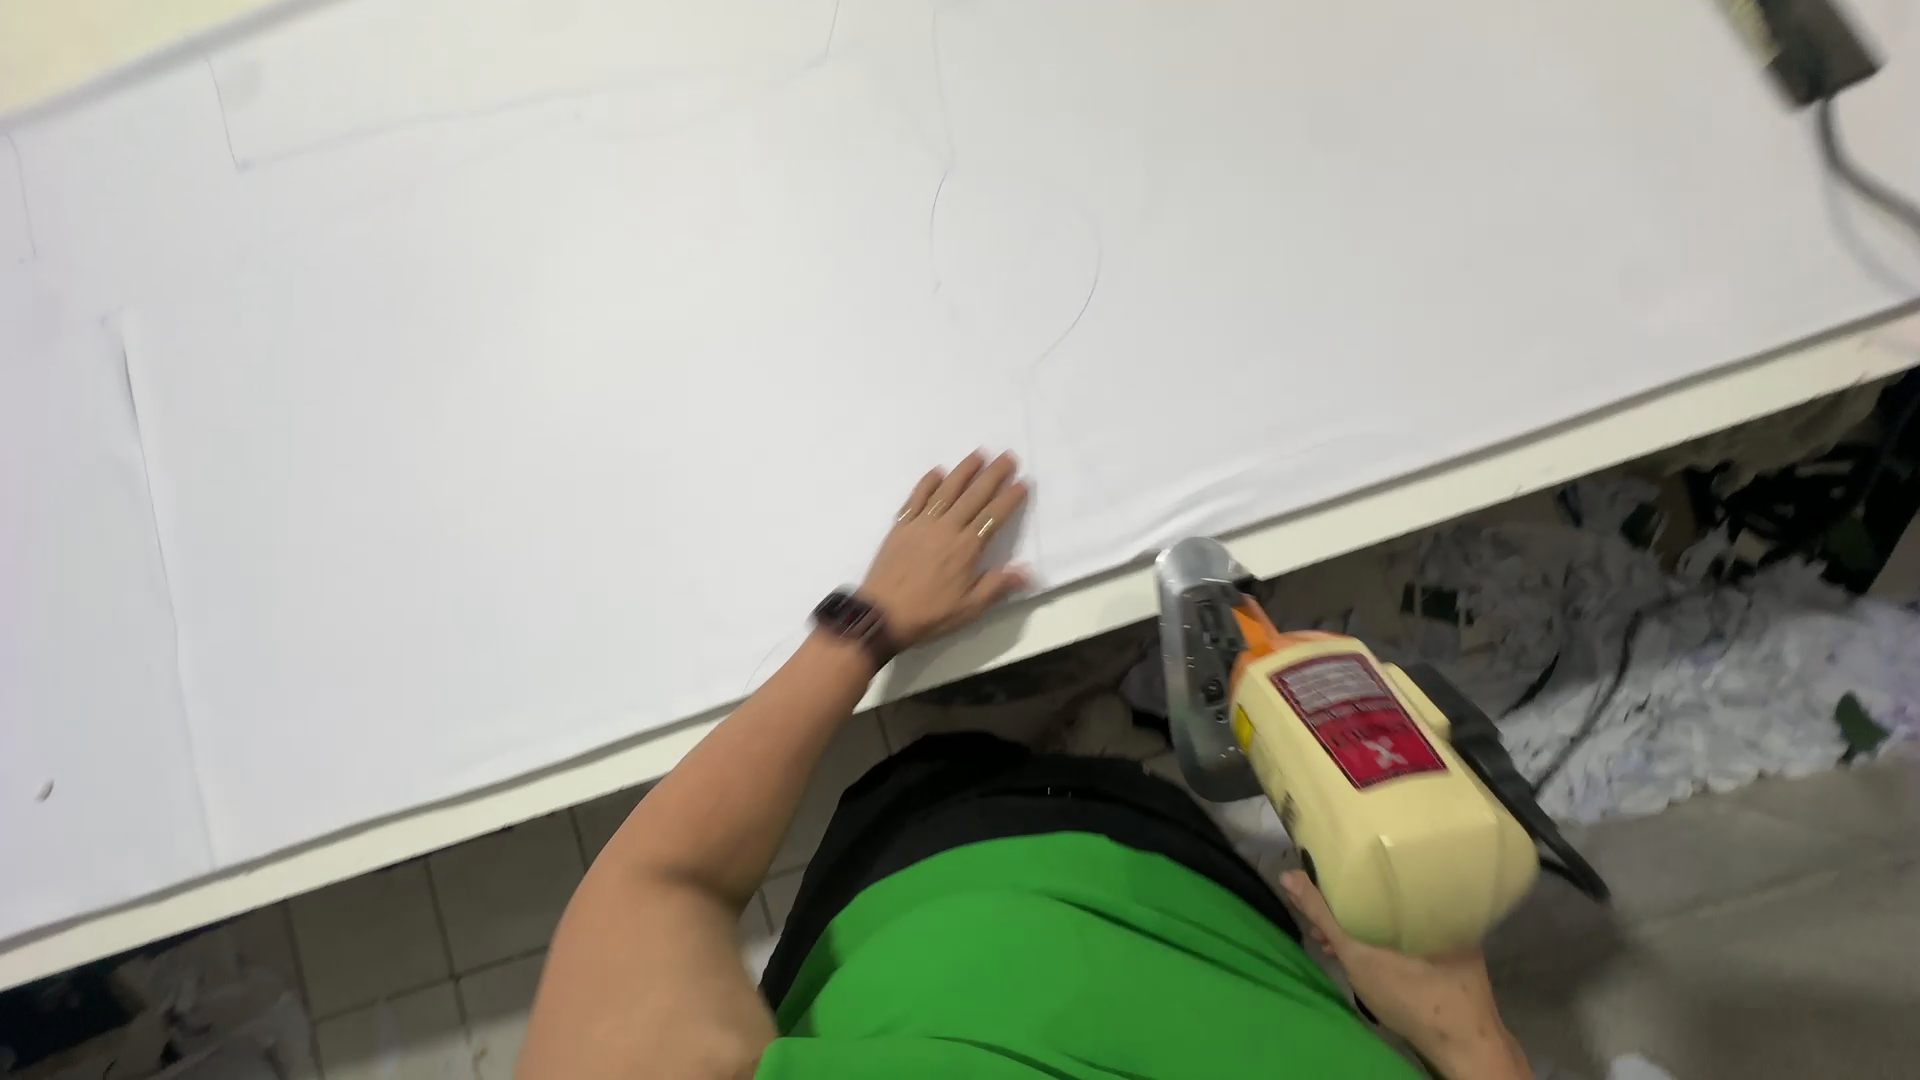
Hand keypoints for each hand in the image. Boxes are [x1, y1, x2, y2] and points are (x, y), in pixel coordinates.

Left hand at [859, 451, 1029, 647]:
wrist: (882, 614)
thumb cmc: (929, 614)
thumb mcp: (969, 608)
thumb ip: (997, 586)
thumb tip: (1026, 571)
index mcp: (966, 548)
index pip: (993, 517)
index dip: (1009, 499)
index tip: (1022, 482)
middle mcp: (946, 528)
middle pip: (973, 496)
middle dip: (993, 475)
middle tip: (1008, 456)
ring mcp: (921, 524)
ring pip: (946, 491)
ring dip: (963, 471)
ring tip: (978, 454)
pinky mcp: (901, 526)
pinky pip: (916, 498)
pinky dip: (927, 483)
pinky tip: (937, 472)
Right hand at [1280, 872, 1530, 1079]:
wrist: (1466, 1050)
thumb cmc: (1411, 995)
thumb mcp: (1356, 953)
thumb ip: (1321, 914)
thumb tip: (1288, 876)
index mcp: (1424, 898)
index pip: (1373, 872)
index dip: (1339, 880)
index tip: (1317, 891)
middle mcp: (1442, 911)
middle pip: (1380, 899)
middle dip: (1345, 910)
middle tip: (1321, 927)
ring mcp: (1451, 938)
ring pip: (1391, 920)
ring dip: (1360, 929)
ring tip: (1333, 945)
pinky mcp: (1453, 960)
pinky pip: (1406, 937)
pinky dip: (1382, 942)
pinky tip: (1364, 959)